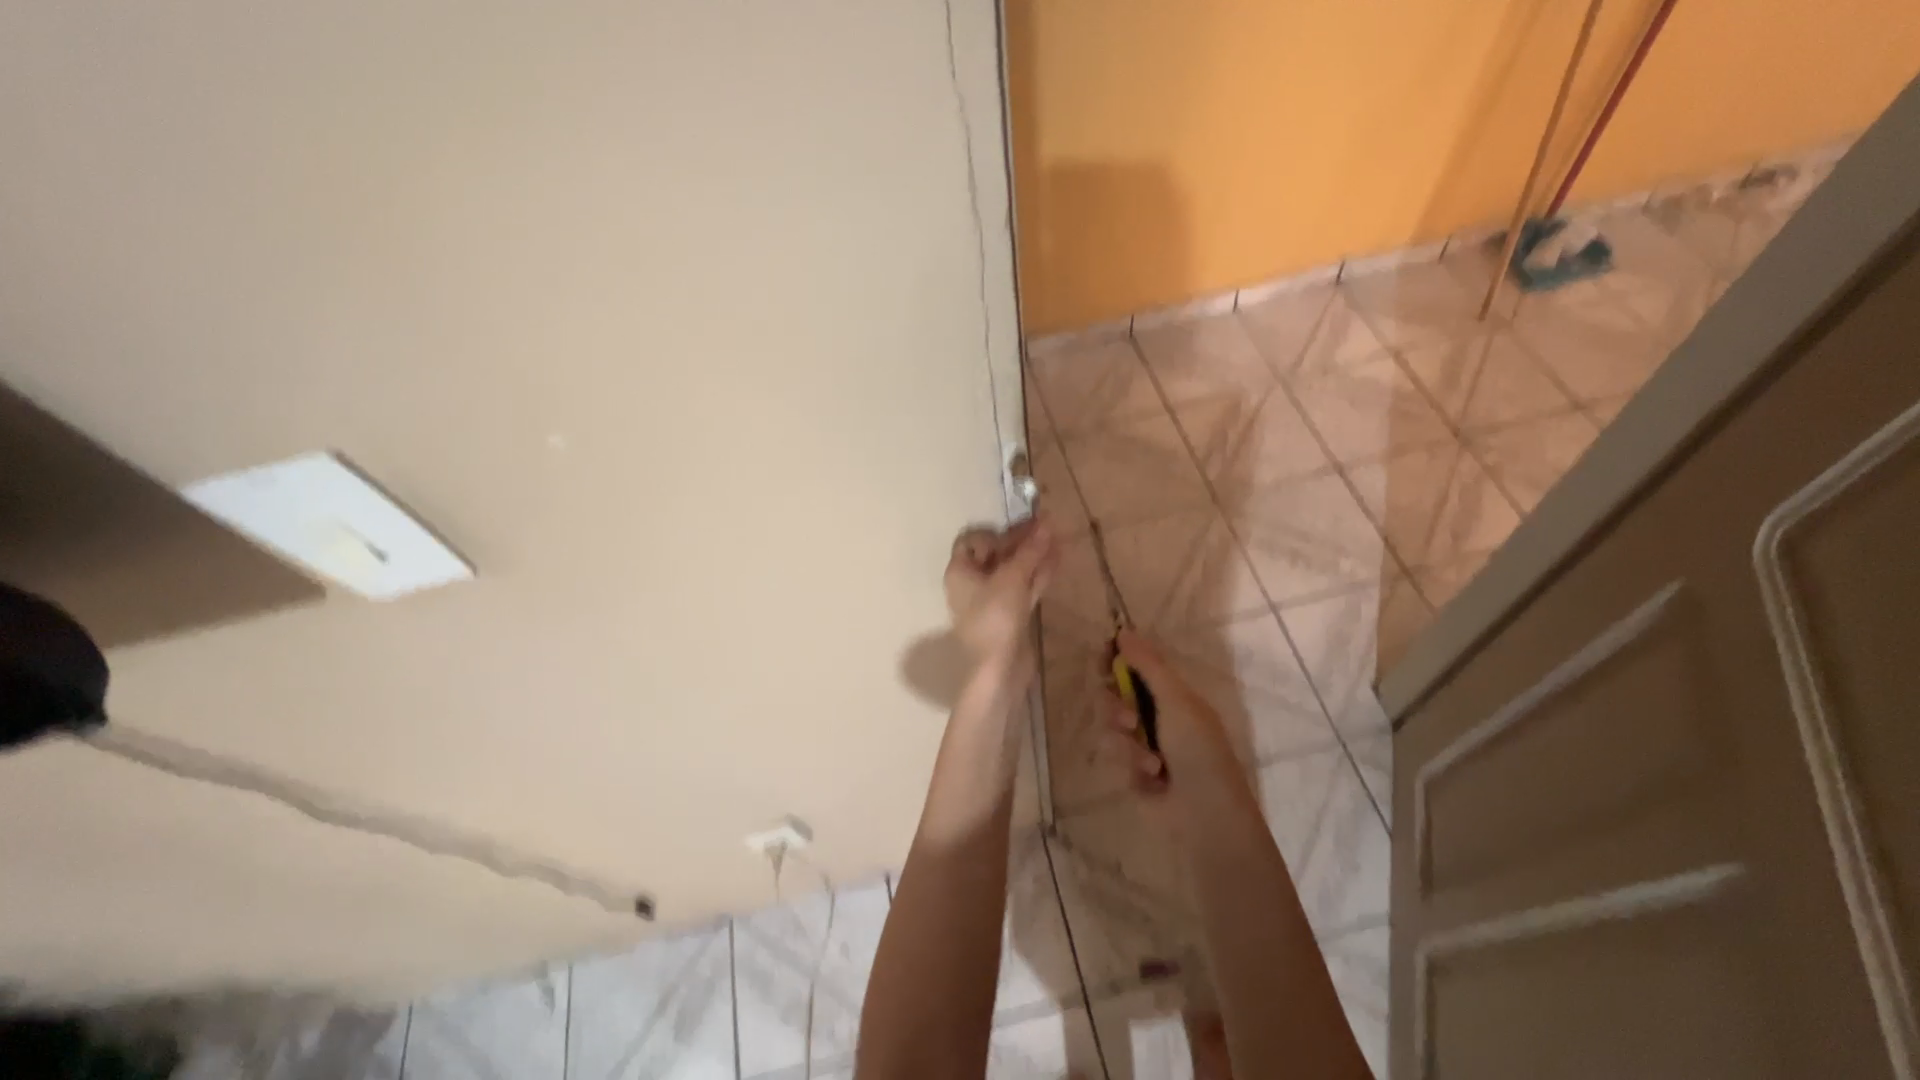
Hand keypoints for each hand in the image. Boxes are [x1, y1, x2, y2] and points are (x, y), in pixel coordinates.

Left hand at [944, 517, 1056, 667]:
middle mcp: (973, 583)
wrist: (1000, 670)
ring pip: (1013, 571)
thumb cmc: (996, 618)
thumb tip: (1046, 522)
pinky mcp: (1011, 614)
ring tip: (1057, 538)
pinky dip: (1037, 574)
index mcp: (960, 572)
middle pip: (996, 554)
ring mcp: (993, 600)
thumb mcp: (1012, 578)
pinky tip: (1056, 560)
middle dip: (1021, 541)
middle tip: (1047, 526)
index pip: (971, 541)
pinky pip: (1023, 587)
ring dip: (1033, 556)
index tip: (1015, 534)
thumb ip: (1030, 551)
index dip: (993, 534)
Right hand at [1098, 629, 1228, 795]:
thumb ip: (1147, 666)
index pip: (1133, 666)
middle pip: (1113, 695)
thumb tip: (1123, 630)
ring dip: (1126, 742)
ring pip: (1110, 727)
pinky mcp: (1131, 772)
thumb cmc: (1199, 750)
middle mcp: (1155, 714)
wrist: (1206, 813)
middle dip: (1116, 707)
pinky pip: (1114, 756)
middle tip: (1128, 720)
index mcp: (1171, 693)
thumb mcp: (1176, 701)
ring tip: (1148, 760)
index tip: (1103, 661)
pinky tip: (1152, 778)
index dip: (1115, 661)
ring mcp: (1142, 744)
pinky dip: (1131, 765)